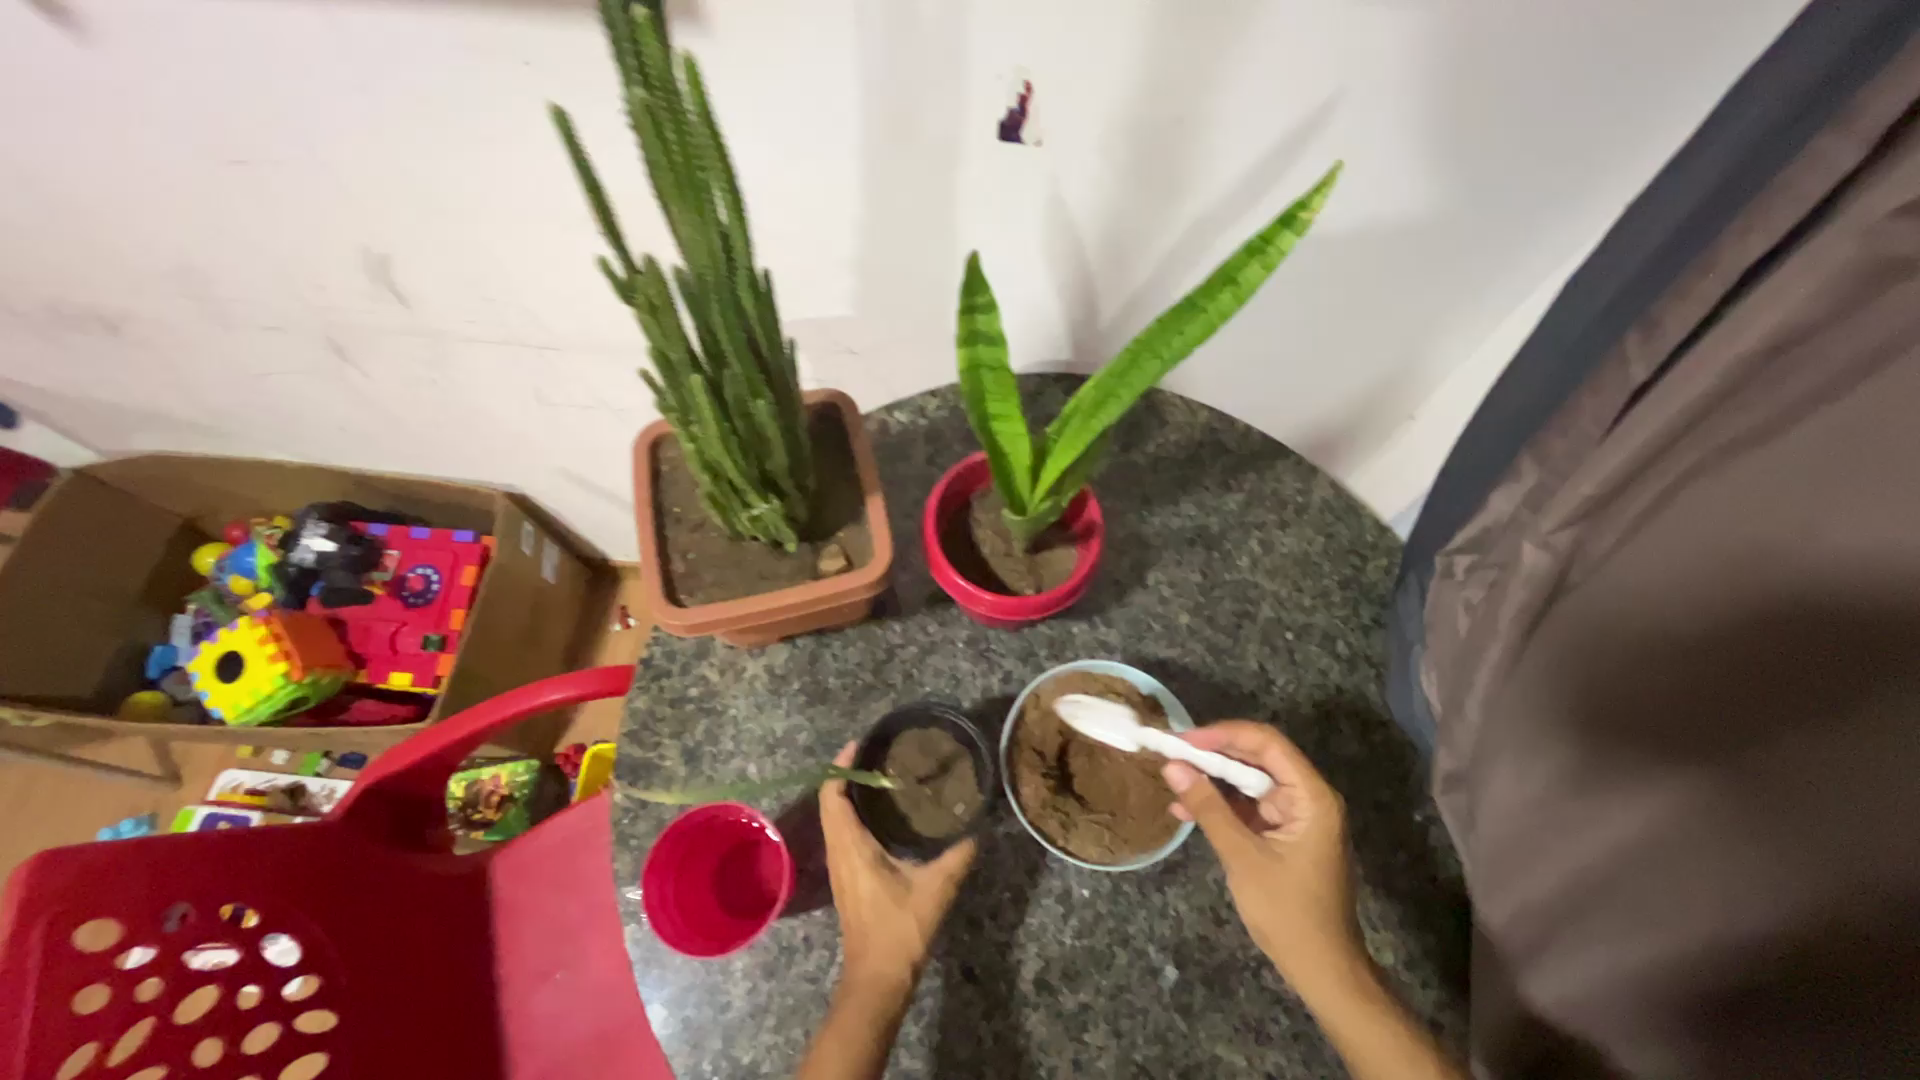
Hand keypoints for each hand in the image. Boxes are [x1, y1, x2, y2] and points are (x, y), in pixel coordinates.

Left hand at [819, 742, 977, 994]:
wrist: (877, 978)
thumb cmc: (899, 930)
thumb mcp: (936, 889)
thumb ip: (958, 855)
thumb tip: (977, 828)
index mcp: (851, 847)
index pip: (833, 796)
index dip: (841, 767)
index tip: (860, 744)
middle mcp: (839, 852)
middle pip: (830, 803)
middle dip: (846, 774)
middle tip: (876, 754)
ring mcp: (840, 867)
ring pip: (834, 820)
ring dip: (848, 794)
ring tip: (880, 777)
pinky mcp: (847, 878)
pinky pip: (842, 834)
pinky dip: (853, 814)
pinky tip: (881, 814)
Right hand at [1164, 721, 1363, 992]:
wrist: (1321, 968)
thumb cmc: (1287, 912)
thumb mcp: (1242, 856)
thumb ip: (1208, 807)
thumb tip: (1172, 766)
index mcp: (1311, 797)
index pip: (1267, 744)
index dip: (1224, 734)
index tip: (1184, 740)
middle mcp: (1308, 798)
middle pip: (1258, 758)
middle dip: (1214, 754)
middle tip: (1172, 753)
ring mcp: (1297, 817)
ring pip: (1250, 782)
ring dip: (1213, 781)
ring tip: (1173, 780)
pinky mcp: (1285, 834)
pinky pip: (1250, 807)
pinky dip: (1221, 806)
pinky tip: (1186, 810)